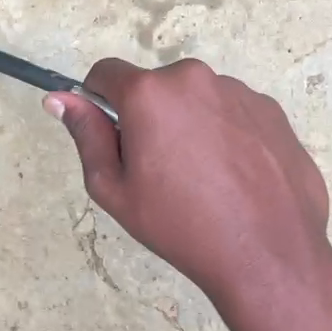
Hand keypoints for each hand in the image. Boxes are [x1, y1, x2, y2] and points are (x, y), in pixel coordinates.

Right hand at [46, 59, 331, 308]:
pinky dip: (226, 134)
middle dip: (150, 116)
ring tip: (204, 177)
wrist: (269, 258)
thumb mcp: (113, 187)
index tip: (113, 137)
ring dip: (189, 123)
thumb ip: (86, 134)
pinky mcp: (272, 113)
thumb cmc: (179, 225)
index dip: (100, 101)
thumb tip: (59, 98)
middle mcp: (193, 78)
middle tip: (160, 169)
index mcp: (149, 92)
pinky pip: (233, 112)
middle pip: (154, 87)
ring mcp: (239, 93)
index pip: (106, 73)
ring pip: (195, 99)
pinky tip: (235, 178)